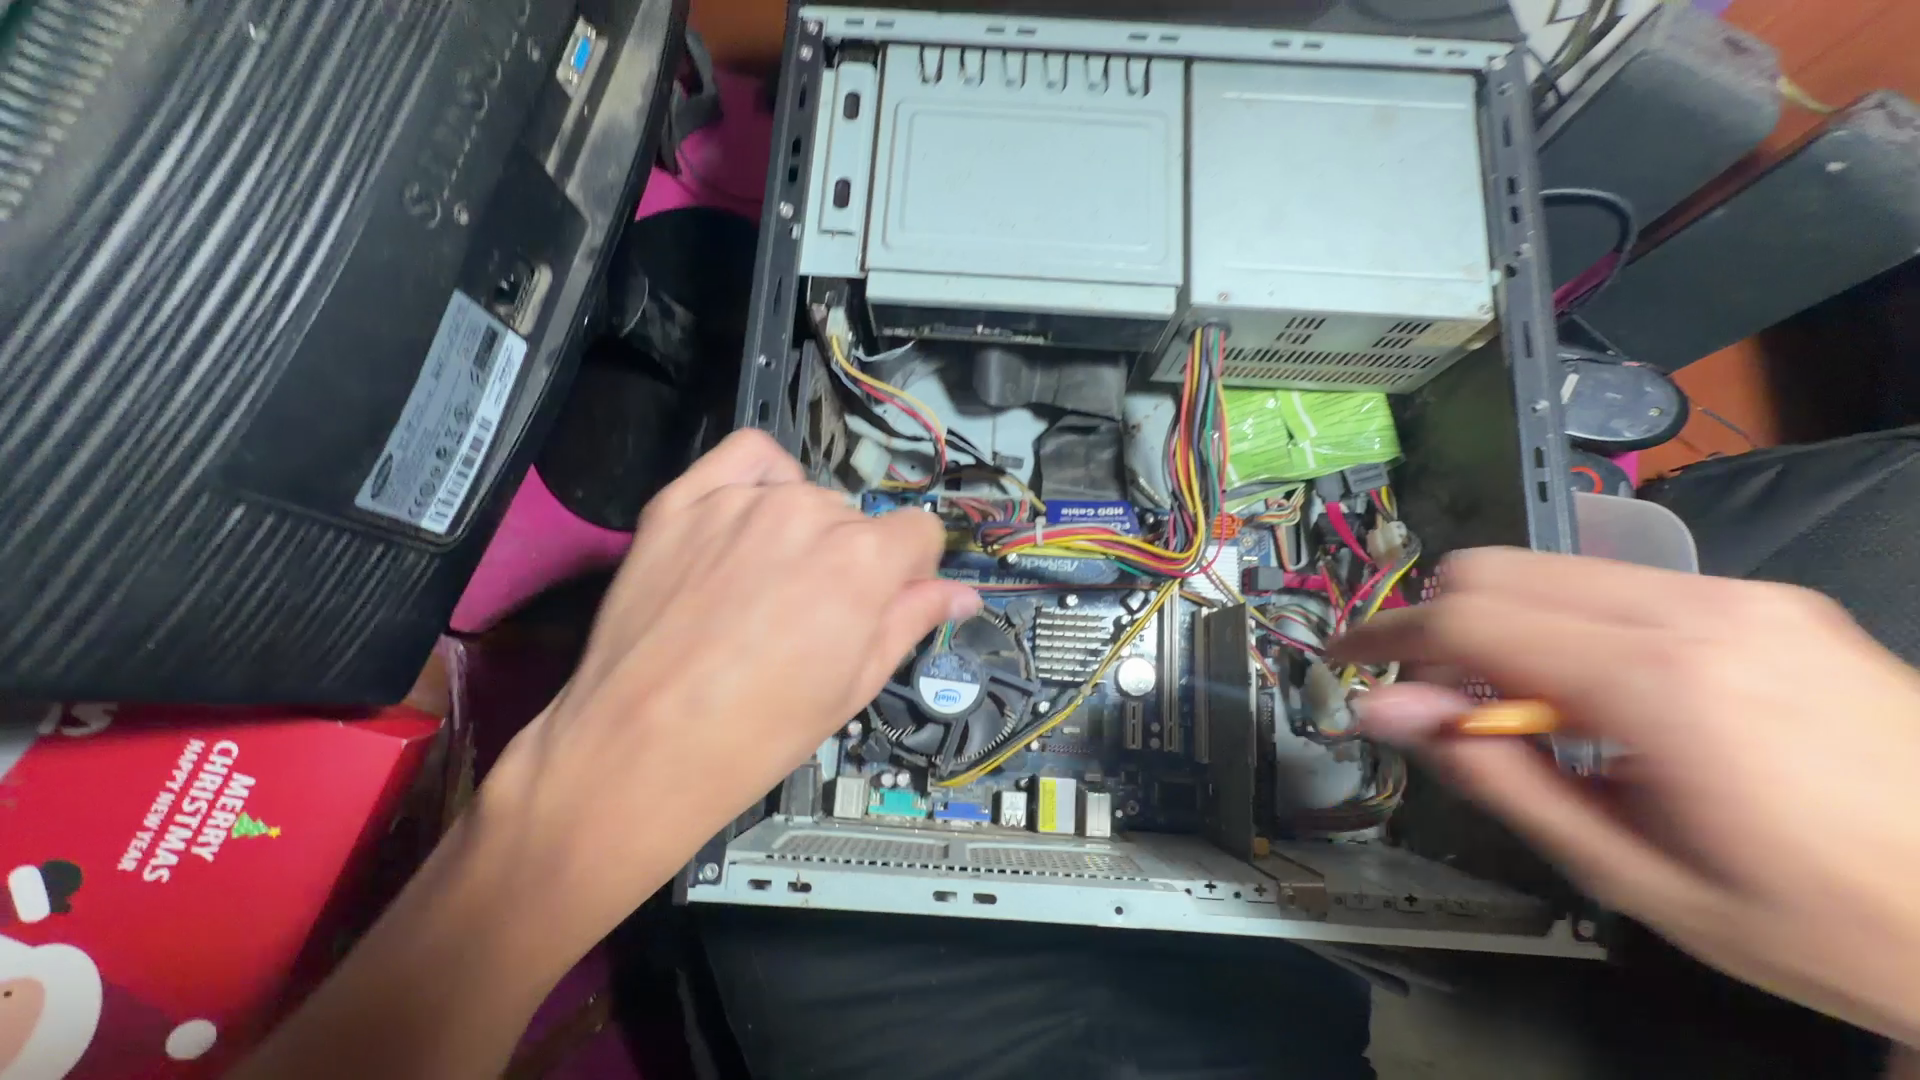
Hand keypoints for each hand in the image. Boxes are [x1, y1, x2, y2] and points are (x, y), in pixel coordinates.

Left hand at [481, 430, 978, 939]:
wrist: (643, 746)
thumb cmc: (761, 731)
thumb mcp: (856, 684)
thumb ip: (912, 620)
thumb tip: (961, 594)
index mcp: (864, 560)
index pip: (919, 531)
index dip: (912, 570)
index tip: (889, 600)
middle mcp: (808, 513)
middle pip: (858, 519)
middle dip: (854, 558)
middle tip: (815, 613)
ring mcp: (740, 502)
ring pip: (805, 495)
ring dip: (806, 530)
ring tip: (769, 583)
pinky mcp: (683, 501)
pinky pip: (745, 457)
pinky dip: (764, 476)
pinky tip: (755, 513)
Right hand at [1334, 549, 1919, 1045]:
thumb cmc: (1820, 920)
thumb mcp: (1627, 871)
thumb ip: (1493, 774)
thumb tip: (1385, 711)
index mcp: (1659, 682)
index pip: (1466, 618)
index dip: (1385, 636)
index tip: (1345, 659)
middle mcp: (1695, 611)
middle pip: (1494, 569)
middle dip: (1437, 626)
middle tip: (1437, 701)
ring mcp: (1737, 597)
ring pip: (1547, 567)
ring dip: (1497, 622)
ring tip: (1520, 707)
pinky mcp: (1762, 600)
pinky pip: (1612, 582)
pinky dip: (1560, 621)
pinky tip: (1593, 694)